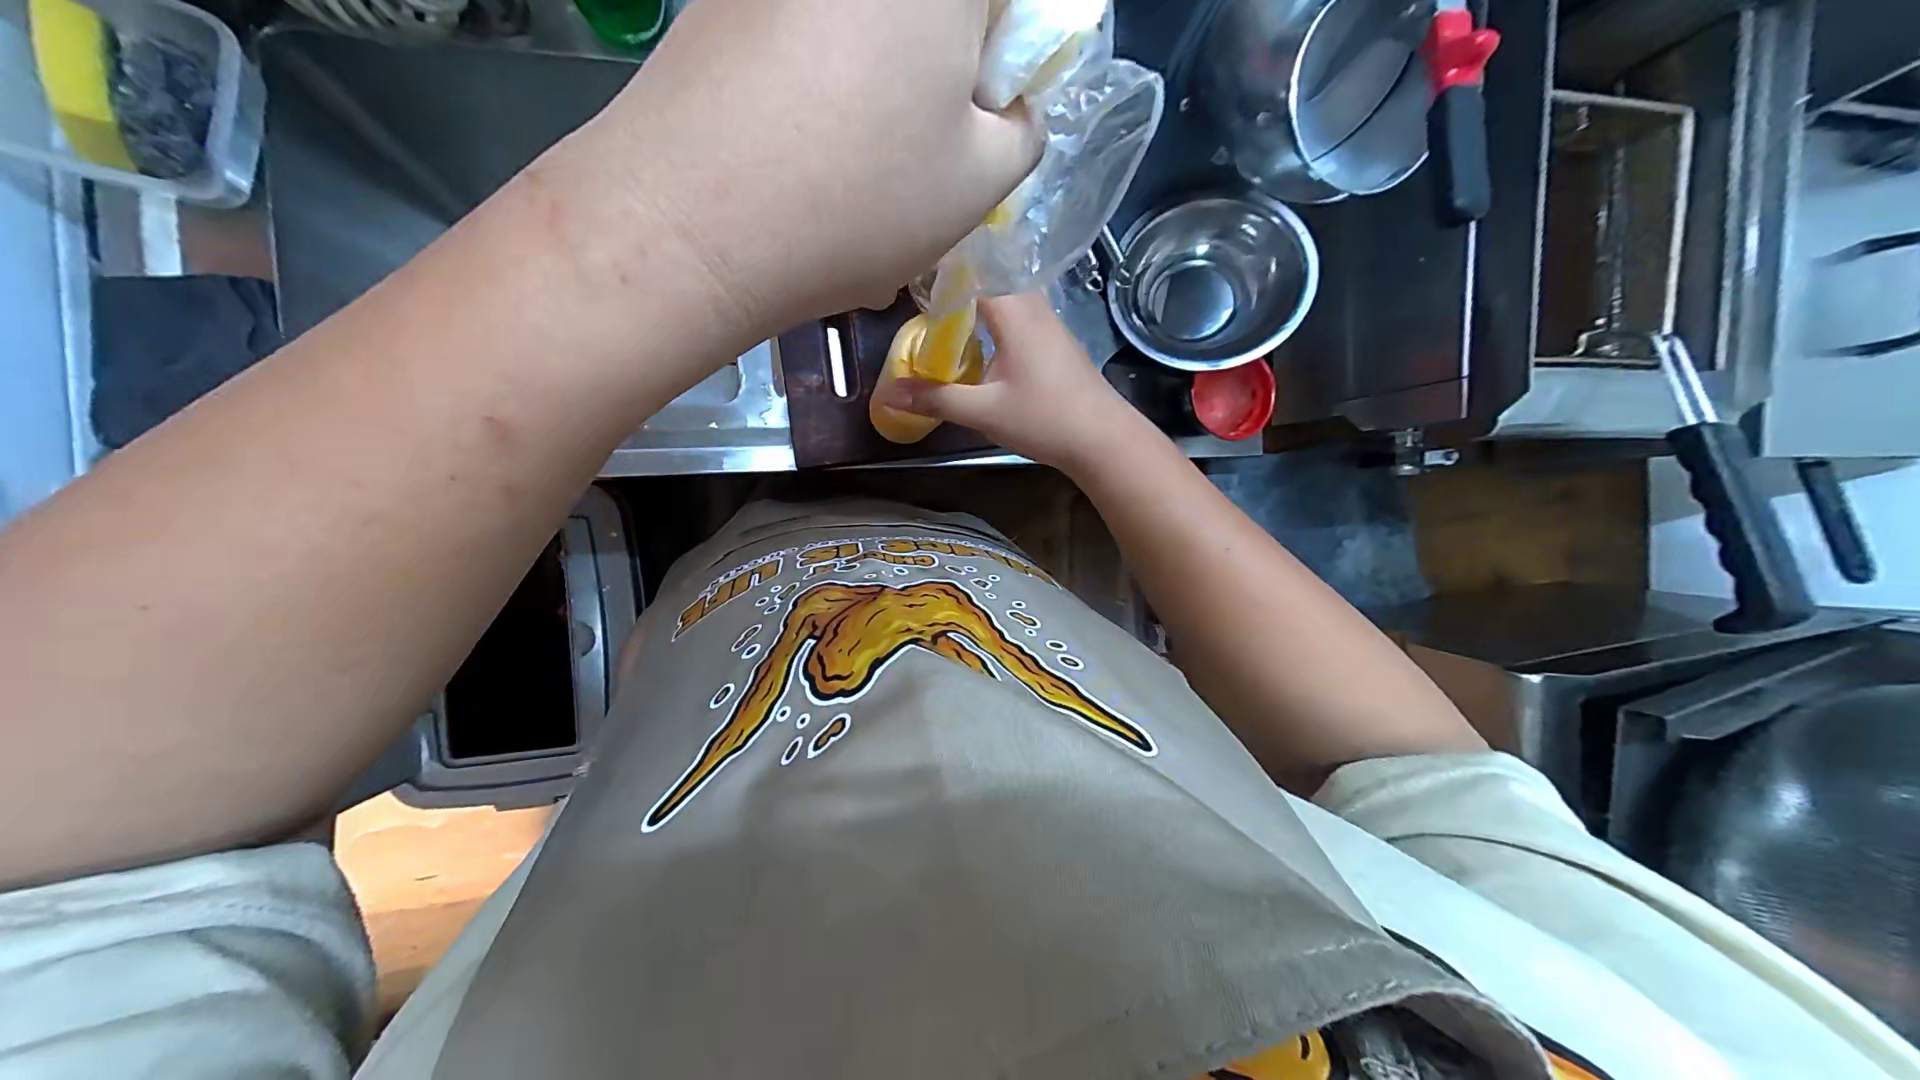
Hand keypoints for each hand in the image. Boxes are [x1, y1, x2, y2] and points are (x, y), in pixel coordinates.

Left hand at [569, 0, 1043, 338]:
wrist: (691, 228)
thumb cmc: (859, 202)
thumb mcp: (979, 183)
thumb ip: (1021, 130)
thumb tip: (1006, 108)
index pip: (1008, 2)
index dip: (1006, 55)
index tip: (987, 111)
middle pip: (928, 14)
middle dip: (942, 68)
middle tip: (922, 147)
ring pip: (862, 32)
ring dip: (878, 85)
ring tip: (854, 163)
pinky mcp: (722, 4)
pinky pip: (803, 42)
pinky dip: (819, 89)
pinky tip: (800, 156)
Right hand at [875, 293, 1155, 473]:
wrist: (1103, 438)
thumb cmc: (1044, 418)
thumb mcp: (983, 411)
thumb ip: (935, 399)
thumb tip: (889, 395)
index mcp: (1013, 308)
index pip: (970, 268)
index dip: (937, 269)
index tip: (907, 278)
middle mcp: (1032, 303)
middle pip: (986, 278)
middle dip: (952, 286)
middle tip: (917, 300)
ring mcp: (1047, 320)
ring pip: (1002, 298)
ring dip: (973, 305)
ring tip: (939, 319)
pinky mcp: (1055, 340)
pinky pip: (1015, 315)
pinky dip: (990, 321)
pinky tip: (976, 343)